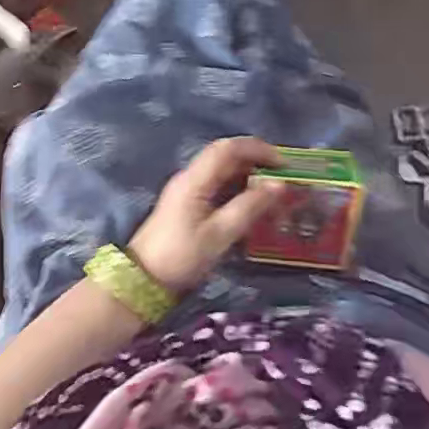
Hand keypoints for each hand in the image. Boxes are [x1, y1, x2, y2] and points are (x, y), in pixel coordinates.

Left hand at [129, 137, 285, 293]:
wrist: (144, 279)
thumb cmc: (182, 256)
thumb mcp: (219, 234)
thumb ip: (249, 207)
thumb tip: (279, 185)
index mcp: (194, 180)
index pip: (228, 148)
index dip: (258, 149)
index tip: (285, 164)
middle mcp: (190, 178)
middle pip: (226, 157)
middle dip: (257, 162)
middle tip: (284, 178)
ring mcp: (187, 191)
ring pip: (223, 172)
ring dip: (249, 177)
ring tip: (274, 193)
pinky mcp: (188, 205)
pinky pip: (217, 187)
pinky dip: (238, 190)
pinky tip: (253, 205)